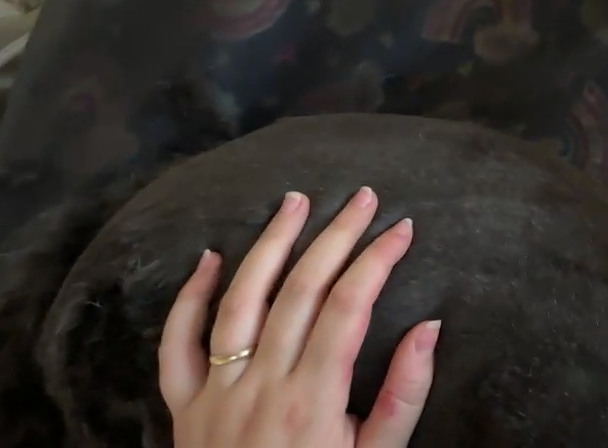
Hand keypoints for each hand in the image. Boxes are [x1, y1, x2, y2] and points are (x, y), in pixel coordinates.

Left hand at [160, 188, 439, 447]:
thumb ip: (405, 394)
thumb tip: (430, 326)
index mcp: (312, 399)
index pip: (348, 305)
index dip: (378, 258)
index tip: (403, 227)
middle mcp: (259, 387)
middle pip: (299, 290)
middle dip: (336, 235)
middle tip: (364, 197)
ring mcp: (215, 397)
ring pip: (239, 302)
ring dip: (269, 245)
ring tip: (295, 201)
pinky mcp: (184, 410)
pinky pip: (176, 348)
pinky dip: (188, 300)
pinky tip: (209, 258)